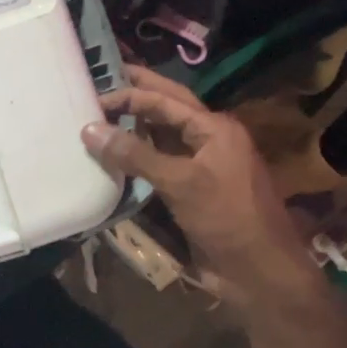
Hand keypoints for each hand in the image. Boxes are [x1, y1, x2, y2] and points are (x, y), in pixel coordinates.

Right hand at [80, 68, 314, 294]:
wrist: (258, 270)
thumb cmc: (227, 218)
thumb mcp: (181, 182)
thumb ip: (135, 154)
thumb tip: (89, 129)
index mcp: (216, 129)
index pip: (165, 100)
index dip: (129, 95)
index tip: (92, 96)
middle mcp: (209, 140)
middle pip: (168, 108)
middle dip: (138, 92)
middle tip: (103, 77)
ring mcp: (200, 166)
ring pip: (162, 136)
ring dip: (135, 124)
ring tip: (101, 113)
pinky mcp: (190, 190)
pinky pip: (158, 163)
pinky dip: (136, 155)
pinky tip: (114, 155)